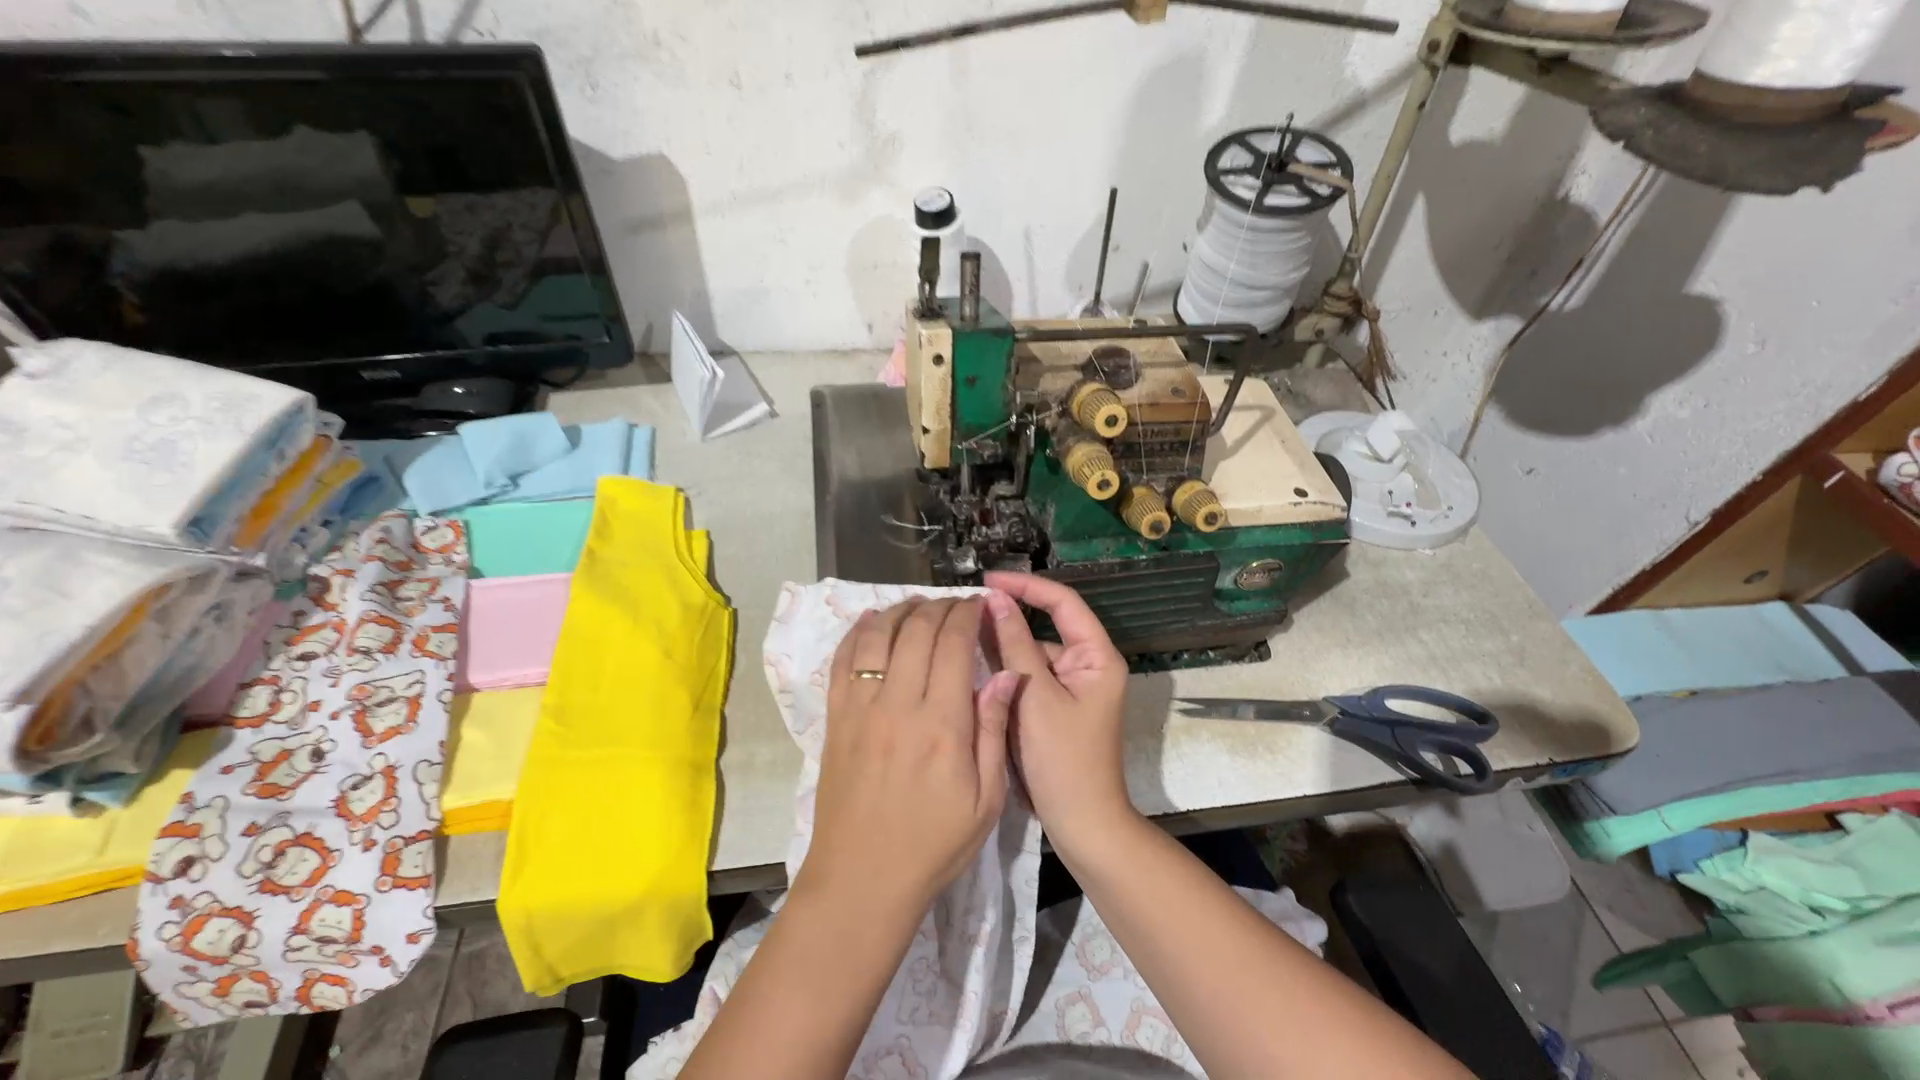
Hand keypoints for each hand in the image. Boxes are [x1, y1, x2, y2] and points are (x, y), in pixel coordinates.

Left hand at [802, 598, 1017, 910]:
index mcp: (942, 723)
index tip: (979, 604)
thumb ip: (994, 731)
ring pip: (876, 637)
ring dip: (899, 611)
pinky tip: (871, 622)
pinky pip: (842, 661)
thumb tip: (1007, 675)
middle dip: (939, 606)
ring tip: (919, 606)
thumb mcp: (986, 799)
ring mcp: (860, 709)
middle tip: (956, 604)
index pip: (954, 643)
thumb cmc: (934, 844)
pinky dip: (857, 633)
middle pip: (916, 630)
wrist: (864, 877)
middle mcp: (898, 704)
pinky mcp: (836, 720)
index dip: (967, 614)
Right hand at [982, 572, 1135, 850]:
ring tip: (955, 635)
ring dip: (999, 648)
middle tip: (960, 610)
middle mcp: (1086, 666)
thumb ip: (1014, 646)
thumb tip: (993, 601)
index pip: (1063, 603)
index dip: (1026, 586)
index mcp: (1096, 657)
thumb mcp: (1035, 697)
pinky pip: (1024, 680)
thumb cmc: (1064, 760)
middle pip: (1043, 628)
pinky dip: (1001, 674)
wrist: (1081, 823)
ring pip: (1029, 655)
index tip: (987, 580)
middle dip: (1005, 619)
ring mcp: (1068, 689)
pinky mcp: (1052, 708)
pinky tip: (968, 666)